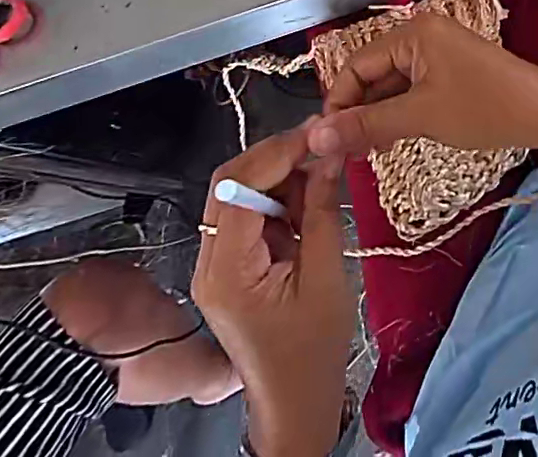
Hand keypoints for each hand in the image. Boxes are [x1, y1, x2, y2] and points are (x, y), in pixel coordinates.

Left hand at [191, 127, 350, 456]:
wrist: (295, 403)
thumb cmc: (313, 350)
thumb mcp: (327, 277)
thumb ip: (323, 210)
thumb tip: (329, 154)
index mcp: (226, 271)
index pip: (237, 189)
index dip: (276, 154)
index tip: (317, 134)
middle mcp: (208, 261)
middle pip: (230, 183)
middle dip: (276, 157)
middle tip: (321, 143)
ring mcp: (216, 262)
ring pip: (240, 192)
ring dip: (281, 174)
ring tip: (322, 172)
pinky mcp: (231, 263)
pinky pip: (250, 212)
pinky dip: (280, 196)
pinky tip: (310, 197)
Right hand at [307, 15, 537, 158]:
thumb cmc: (484, 109)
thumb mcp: (420, 117)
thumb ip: (365, 124)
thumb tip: (315, 137)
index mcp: (412, 33)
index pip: (355, 66)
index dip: (338, 103)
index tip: (327, 142)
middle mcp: (421, 34)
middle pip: (372, 74)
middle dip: (357, 112)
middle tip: (344, 154)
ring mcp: (437, 50)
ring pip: (391, 84)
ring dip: (377, 116)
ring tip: (364, 152)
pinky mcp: (450, 68)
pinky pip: (412, 88)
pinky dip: (400, 112)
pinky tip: (390, 139)